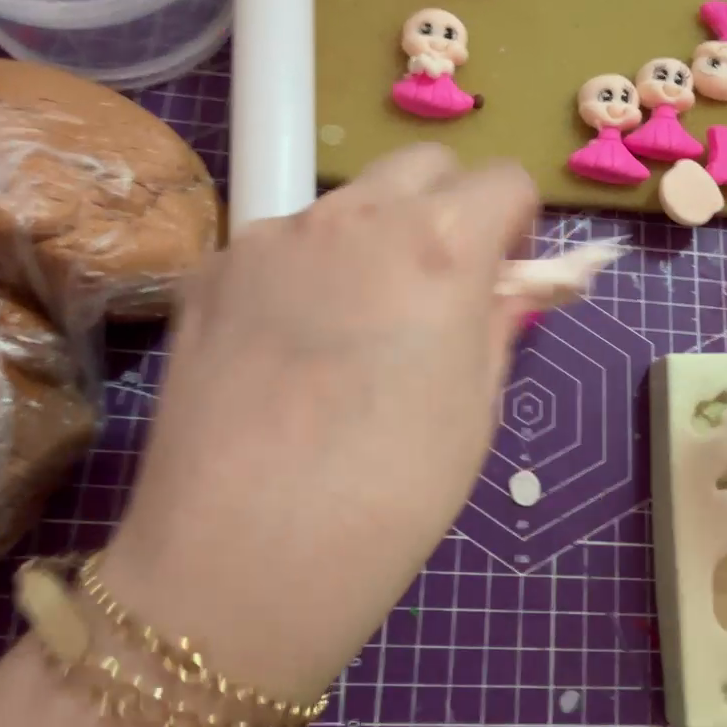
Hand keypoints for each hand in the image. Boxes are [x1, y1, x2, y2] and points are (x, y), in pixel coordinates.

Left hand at [101, 144, 538, 698]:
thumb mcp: (475, 409)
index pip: (504, 181)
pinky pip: (279, 249)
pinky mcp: (210, 270)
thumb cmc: (391, 494)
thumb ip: (497, 323)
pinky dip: (301, 276)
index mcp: (440, 243)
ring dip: (369, 241)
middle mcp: (354, 215)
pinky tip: (284, 353)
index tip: (504, 274)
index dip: (516, 225)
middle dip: (447, 207)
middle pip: (421, 167)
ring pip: (345, 206)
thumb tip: (508, 288)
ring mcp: (271, 236)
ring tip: (350, 330)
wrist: (240, 559)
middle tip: (437, 285)